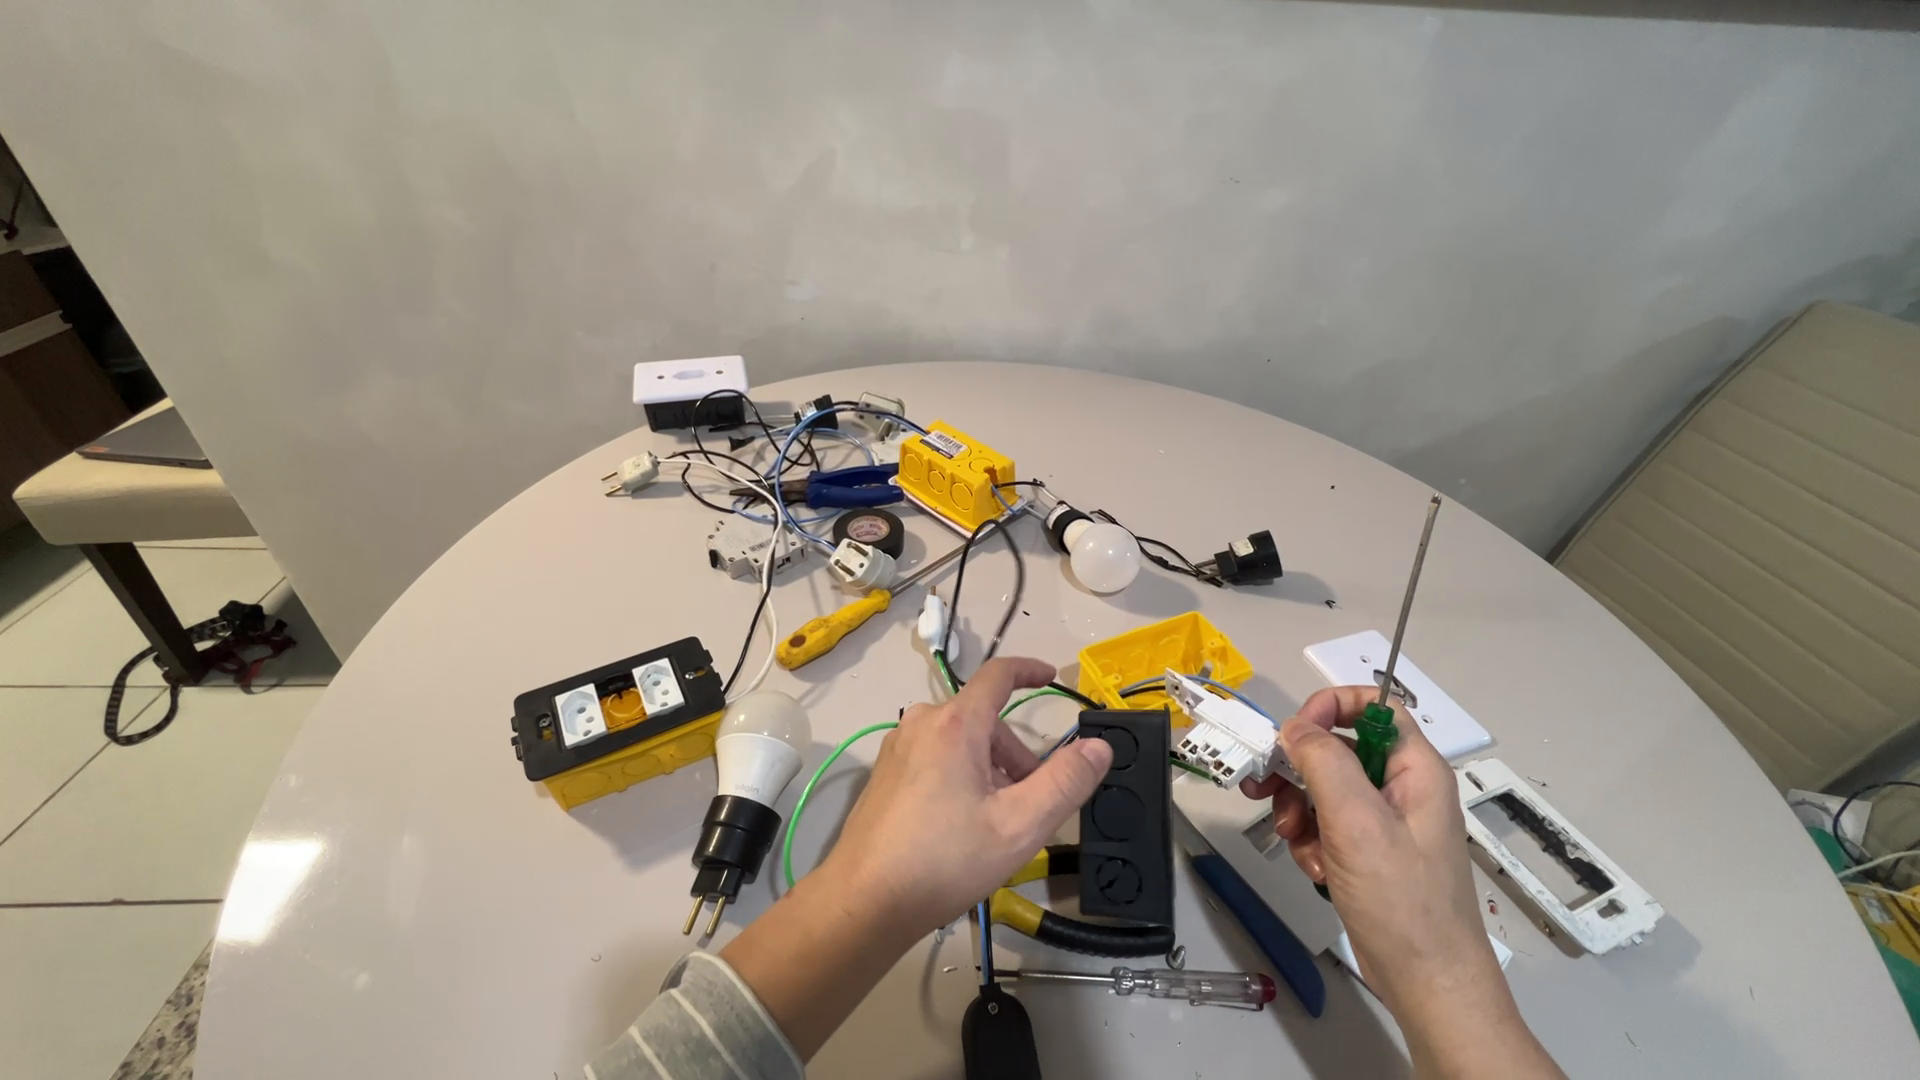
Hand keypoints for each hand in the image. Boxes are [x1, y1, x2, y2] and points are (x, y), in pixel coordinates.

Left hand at [817, 656, 1112, 931]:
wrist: (866, 901)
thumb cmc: (945, 859)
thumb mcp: (1019, 825)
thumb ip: (1065, 782)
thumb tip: (1098, 747)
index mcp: (955, 724)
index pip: (998, 675)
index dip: (1029, 670)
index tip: (1052, 677)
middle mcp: (922, 723)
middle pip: (984, 721)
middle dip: (1015, 756)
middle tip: (1030, 807)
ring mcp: (898, 747)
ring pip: (961, 742)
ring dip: (989, 770)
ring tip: (995, 824)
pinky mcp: (885, 772)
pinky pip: (936, 757)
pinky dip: (961, 776)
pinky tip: (960, 826)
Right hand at [1240, 688, 1509, 1034]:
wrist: (1425, 981)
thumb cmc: (1399, 898)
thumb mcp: (1356, 821)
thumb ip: (1323, 761)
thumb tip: (1294, 726)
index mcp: (1414, 769)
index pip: (1373, 706)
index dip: (1330, 706)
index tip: (1293, 731)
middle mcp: (1400, 786)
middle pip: (1336, 748)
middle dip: (1297, 768)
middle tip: (1264, 787)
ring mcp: (1382, 820)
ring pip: (1322, 786)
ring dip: (1297, 809)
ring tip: (1295, 839)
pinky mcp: (1365, 849)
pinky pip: (1323, 822)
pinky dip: (1309, 838)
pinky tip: (1314, 866)